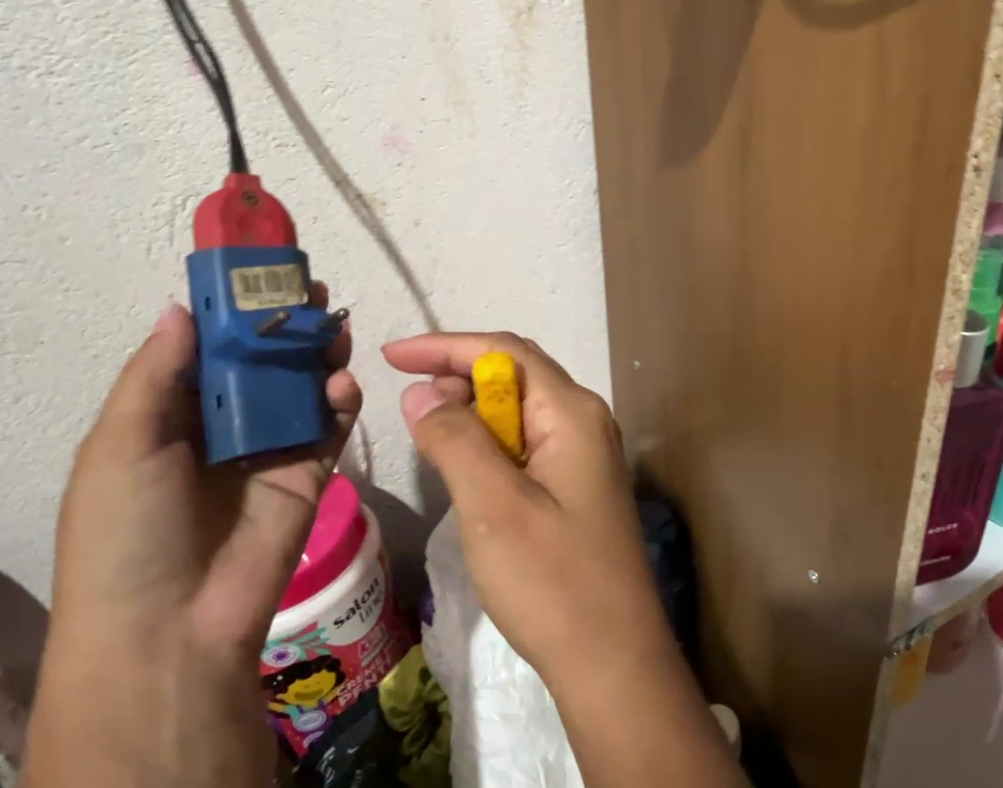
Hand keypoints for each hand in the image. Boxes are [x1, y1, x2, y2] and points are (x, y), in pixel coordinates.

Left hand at [27, 291, 361, 787]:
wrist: (171, 624)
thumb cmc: (127, 529)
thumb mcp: (120, 444)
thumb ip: (157, 373)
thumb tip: (179, 306)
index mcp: (169, 416)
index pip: (206, 349)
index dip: (231, 311)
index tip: (258, 270)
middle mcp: (222, 426)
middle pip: (263, 362)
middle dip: (286, 324)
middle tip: (313, 289)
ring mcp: (270, 449)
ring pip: (303, 386)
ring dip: (319, 353)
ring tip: (335, 323)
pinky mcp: (310, 472)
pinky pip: (331, 425)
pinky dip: (341, 399)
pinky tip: (342, 382)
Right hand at [384, 332, 746, 786]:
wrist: (611, 656)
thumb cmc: (551, 578)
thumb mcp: (493, 505)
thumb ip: (456, 440)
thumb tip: (422, 392)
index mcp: (573, 413)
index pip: (506, 352)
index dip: (447, 346)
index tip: (390, 354)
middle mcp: (586, 422)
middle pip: (517, 375)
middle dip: (457, 374)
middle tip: (402, 394)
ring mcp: (585, 457)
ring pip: (520, 412)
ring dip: (471, 410)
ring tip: (423, 423)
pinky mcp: (577, 488)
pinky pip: (527, 445)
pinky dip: (488, 443)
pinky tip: (461, 462)